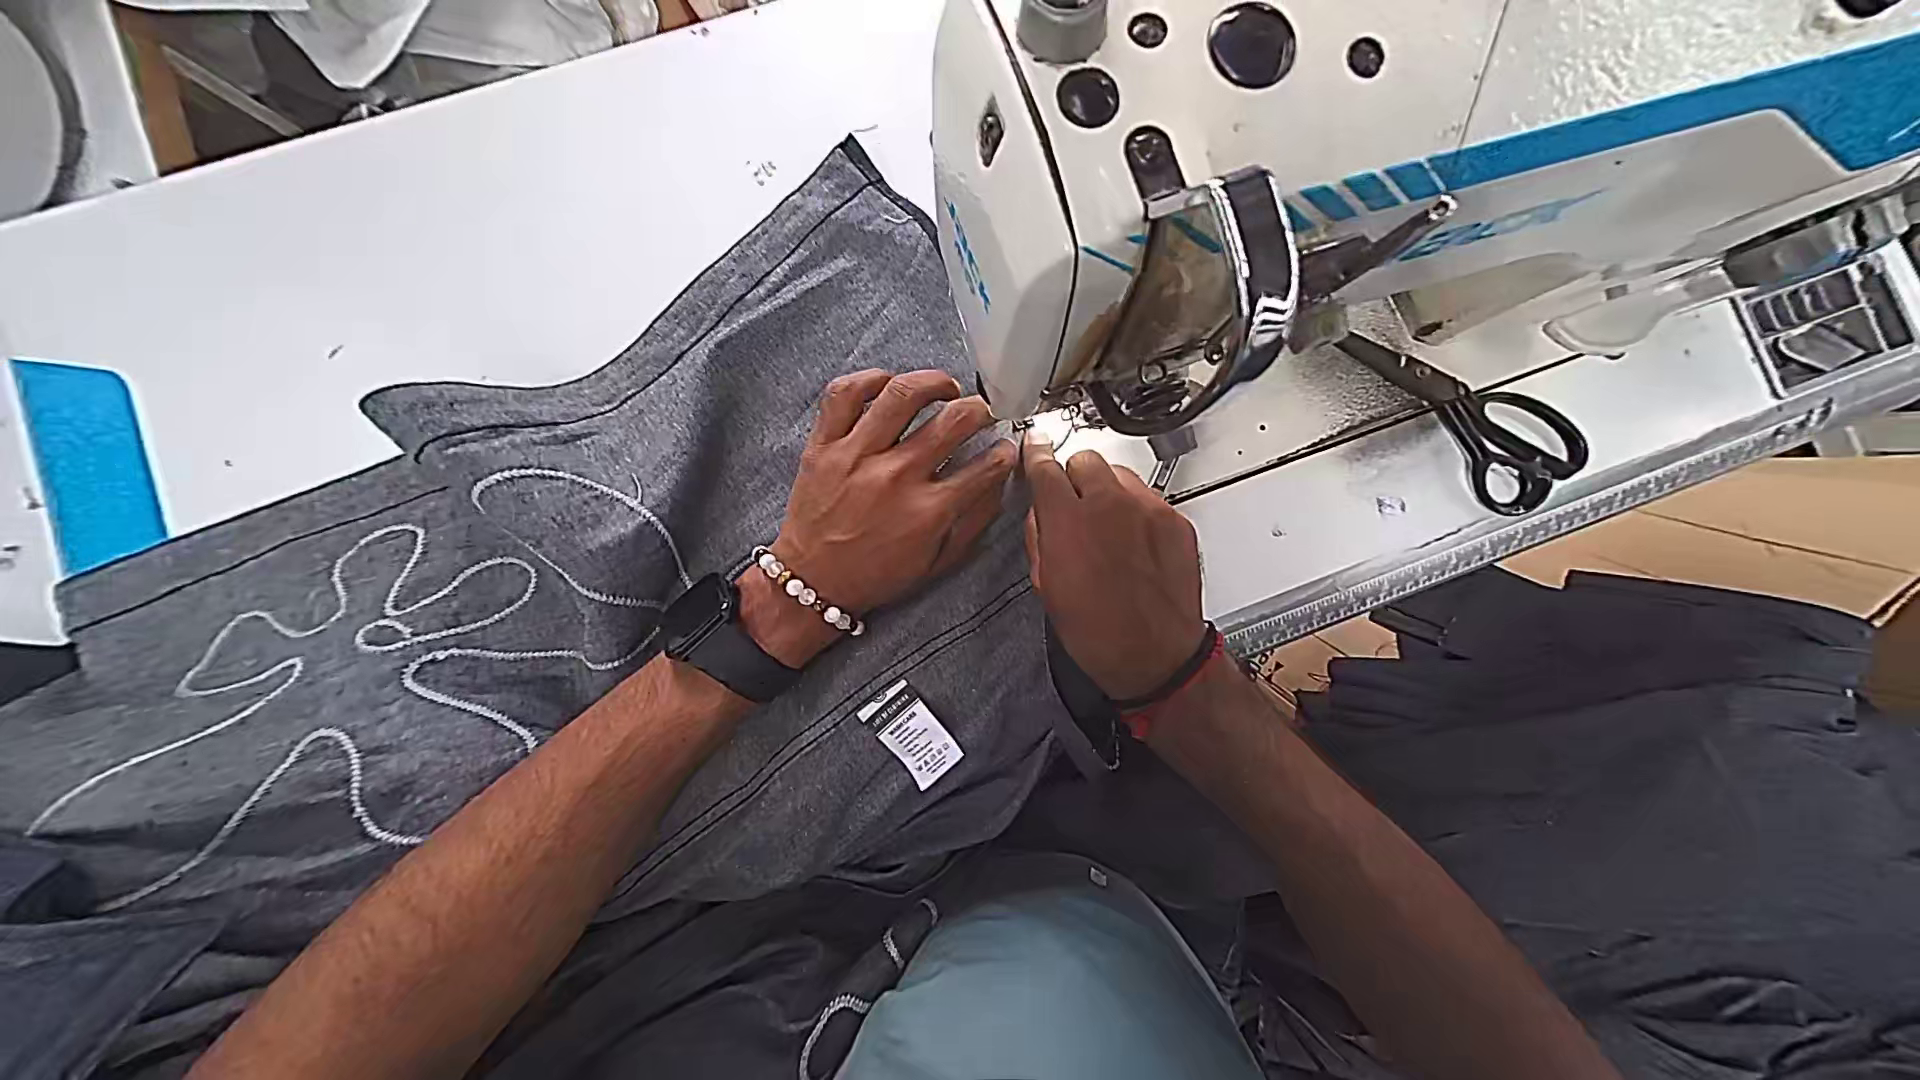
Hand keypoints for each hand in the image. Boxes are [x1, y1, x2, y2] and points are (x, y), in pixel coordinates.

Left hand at [738, 369, 1017, 666]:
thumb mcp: (937, 562)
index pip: (986, 466)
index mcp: (929, 511)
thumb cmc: (874, 574)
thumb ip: (974, 522)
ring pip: (903, 395)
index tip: (1003, 447)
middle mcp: (896, 477)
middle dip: (980, 410)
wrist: (814, 582)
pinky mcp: (824, 446)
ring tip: (944, 388)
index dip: (1004, 452)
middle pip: (954, 420)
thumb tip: (999, 483)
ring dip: (935, 382)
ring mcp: (857, 457)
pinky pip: (844, 394)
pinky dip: (869, 379)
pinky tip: (887, 384)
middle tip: (981, 412)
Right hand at [1022, 433, 1205, 700]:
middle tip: (1073, 504)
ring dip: (1106, 491)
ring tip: (1106, 527)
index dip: (1036, 453)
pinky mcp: (1176, 519)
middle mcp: (1109, 505)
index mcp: (1068, 521)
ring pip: (1119, 472)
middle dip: (1073, 477)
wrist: (1154, 656)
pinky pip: (1148, 496)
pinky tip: (1132, 540)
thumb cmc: (1099, 632)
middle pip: (1085, 458)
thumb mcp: (1046, 585)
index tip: (1036, 445)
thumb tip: (1042, 513)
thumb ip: (1039, 536)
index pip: (1045, 465)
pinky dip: (1136, 509)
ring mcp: (1148, 510)